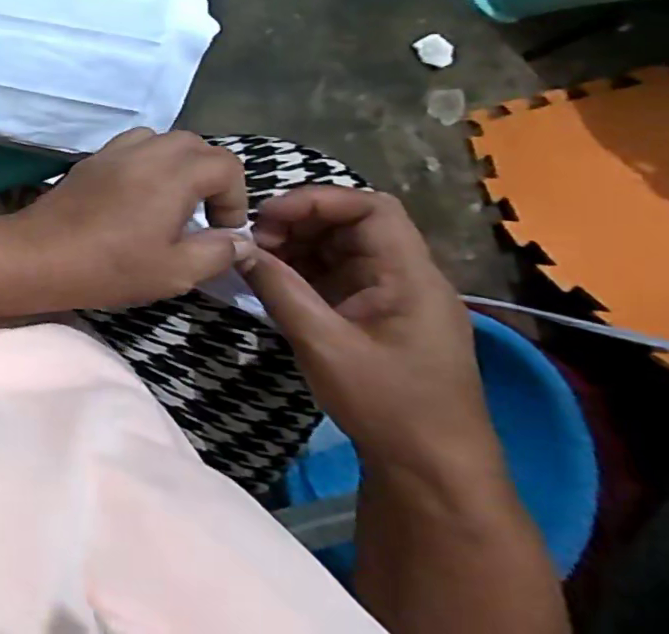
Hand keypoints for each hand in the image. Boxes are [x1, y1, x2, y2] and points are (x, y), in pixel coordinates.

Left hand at [3, 128, 253, 310]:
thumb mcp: (176, 271)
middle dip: (208, 173)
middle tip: (202, 213)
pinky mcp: (86, 163)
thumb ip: (217, 252)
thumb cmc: (109, 266)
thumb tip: (240, 241)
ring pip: (156, 138)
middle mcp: (141, 153)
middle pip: (192, 143)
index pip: (224, 164)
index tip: (221, 230)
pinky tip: (135, 197)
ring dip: (174, 163)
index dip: (235, 196)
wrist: (37, 255)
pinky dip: (142, 162)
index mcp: (171, 174)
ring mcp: (109, 154)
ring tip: (170, 201)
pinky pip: (125, 147)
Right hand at [241, 186, 502, 478]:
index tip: (267, 217)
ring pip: (338, 245)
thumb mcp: (322, 343)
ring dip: (294, 243)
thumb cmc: (388, 403)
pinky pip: (334, 271)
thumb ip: (279, 289)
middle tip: (253, 241)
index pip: (371, 208)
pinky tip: (269, 278)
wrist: (432, 467)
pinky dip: (299, 267)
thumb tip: (236, 247)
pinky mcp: (373, 312)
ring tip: (255, 259)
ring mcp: (390, 295)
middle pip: (351, 222)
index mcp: (410, 278)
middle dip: (297, 221)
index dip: (317, 200)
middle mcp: (405, 277)